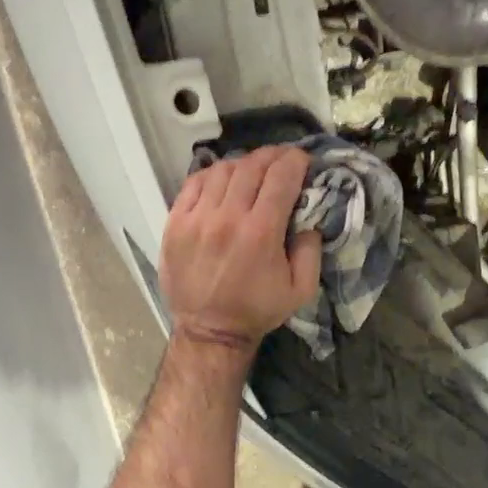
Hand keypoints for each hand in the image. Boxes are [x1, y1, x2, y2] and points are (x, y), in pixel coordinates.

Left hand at [162, 146, 322, 356]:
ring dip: (244, 164)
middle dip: (273, 157)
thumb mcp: (301, 290)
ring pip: (223, 169)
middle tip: (282, 160)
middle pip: (252, 165)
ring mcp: (197, 217)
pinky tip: (224, 182)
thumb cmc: (257, 310)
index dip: (296, 161)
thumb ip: (312, 249)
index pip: (281, 175)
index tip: (303, 162)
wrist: (209, 331)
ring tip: (253, 172)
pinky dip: (214, 175)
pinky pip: (195, 182)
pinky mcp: (175, 221)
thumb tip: (311, 215)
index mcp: (261, 233)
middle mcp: (227, 217)